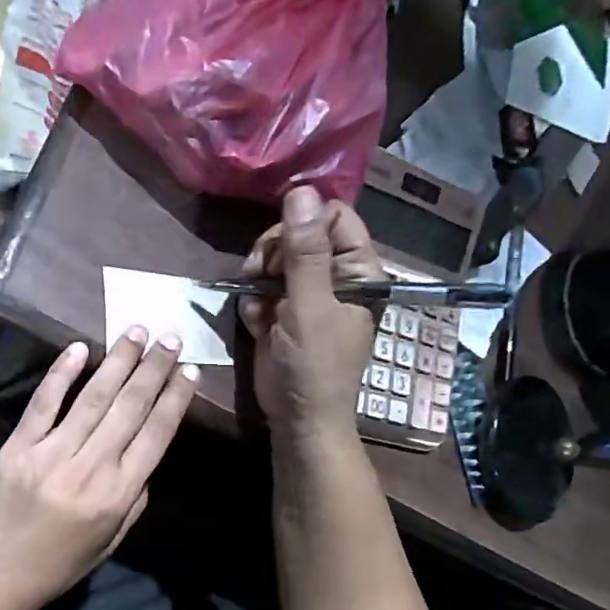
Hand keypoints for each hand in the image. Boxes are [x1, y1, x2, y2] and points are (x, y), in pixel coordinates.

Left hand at [0, 328, 198, 609]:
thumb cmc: (60, 562)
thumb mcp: (113, 540)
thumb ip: (135, 497)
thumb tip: (145, 453)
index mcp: (118, 494)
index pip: (156, 435)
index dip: (175, 399)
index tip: (189, 369)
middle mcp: (91, 468)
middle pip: (129, 408)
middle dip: (153, 369)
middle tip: (170, 337)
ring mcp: (52, 454)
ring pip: (93, 398)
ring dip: (118, 361)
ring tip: (136, 331)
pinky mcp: (19, 447)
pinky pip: (44, 403)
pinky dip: (62, 373)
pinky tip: (80, 348)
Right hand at [239, 186, 387, 433]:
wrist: (297, 417)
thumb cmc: (315, 365)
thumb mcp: (310, 306)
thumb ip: (304, 252)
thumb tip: (301, 192)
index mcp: (356, 270)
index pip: (333, 217)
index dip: (302, 223)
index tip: (279, 245)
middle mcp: (332, 276)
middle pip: (296, 234)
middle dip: (272, 252)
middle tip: (259, 275)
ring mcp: (304, 294)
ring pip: (273, 260)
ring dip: (256, 279)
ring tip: (257, 305)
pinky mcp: (280, 311)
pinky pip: (259, 288)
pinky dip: (252, 303)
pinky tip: (256, 323)